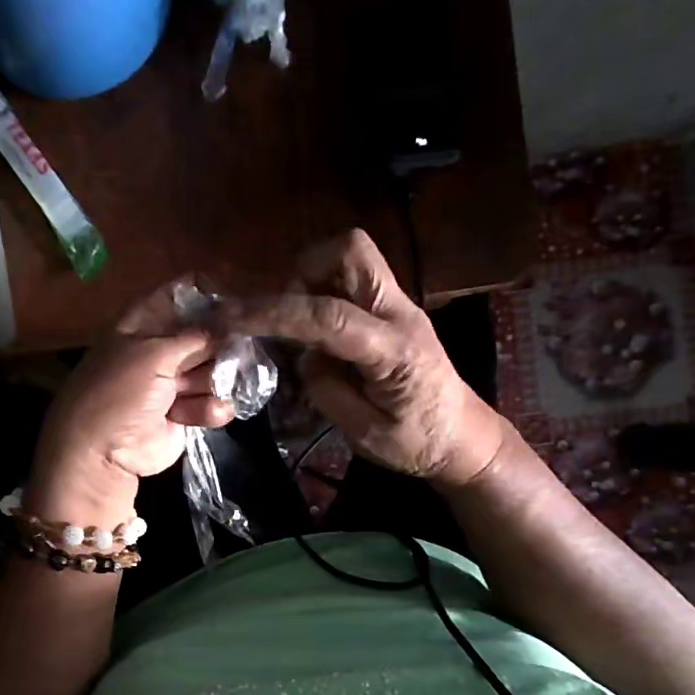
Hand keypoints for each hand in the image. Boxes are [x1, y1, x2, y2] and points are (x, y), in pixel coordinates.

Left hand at [29, 283, 237, 526]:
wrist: (102, 452)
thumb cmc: (120, 392)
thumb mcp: (154, 354)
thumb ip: (195, 336)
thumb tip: (230, 322)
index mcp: (141, 325)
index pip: (177, 297)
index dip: (205, 295)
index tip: (235, 303)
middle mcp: (158, 350)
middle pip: (203, 335)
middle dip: (220, 344)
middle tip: (235, 350)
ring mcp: (171, 384)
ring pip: (213, 371)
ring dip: (214, 381)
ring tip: (203, 390)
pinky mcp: (183, 414)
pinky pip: (211, 403)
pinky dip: (209, 409)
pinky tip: (202, 415)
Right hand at [221, 230, 511, 489]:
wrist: (463, 437)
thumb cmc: (417, 443)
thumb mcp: (363, 432)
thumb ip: (326, 388)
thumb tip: (304, 355)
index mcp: (395, 350)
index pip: (329, 317)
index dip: (275, 313)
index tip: (231, 317)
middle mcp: (399, 313)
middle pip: (349, 250)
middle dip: (302, 272)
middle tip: (284, 316)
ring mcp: (398, 306)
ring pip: (349, 256)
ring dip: (310, 279)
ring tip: (296, 326)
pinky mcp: (391, 310)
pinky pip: (350, 279)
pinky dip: (321, 291)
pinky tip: (313, 331)